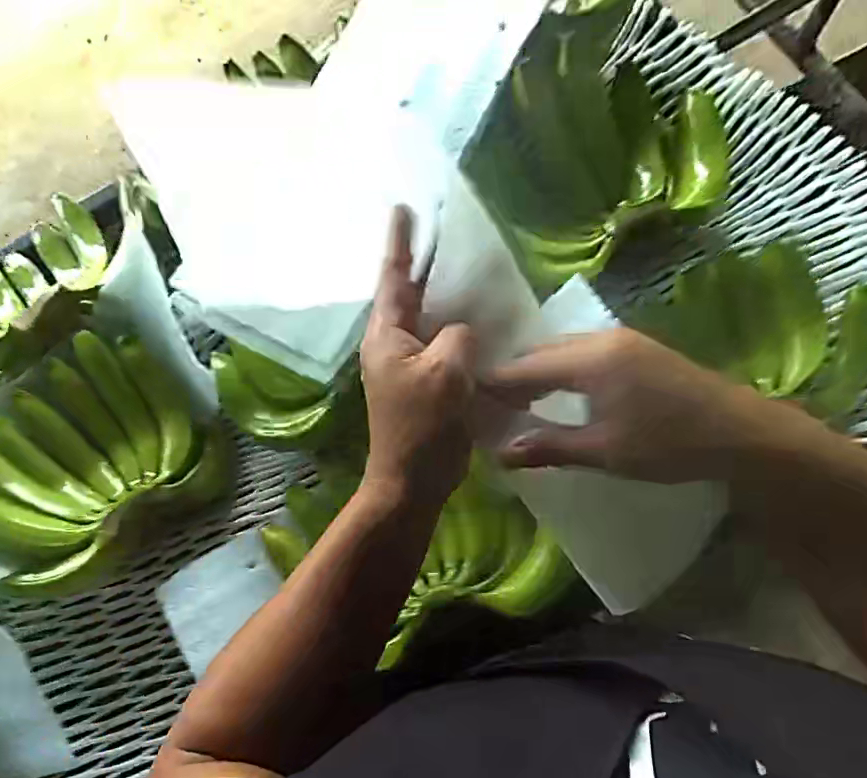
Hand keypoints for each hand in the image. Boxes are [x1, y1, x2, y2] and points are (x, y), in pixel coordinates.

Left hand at [357, 206, 475, 506]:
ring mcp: (408, 367)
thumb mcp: (446, 371)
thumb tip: (463, 332)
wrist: (413, 478)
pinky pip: (443, 345)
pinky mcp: (426, 385)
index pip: (392, 278)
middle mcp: (392, 346)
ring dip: (444, 295)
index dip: (399, 243)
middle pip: (409, 294)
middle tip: (441, 229)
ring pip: (428, 319)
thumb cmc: (423, 425)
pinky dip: (458, 328)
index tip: (401, 208)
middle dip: (423, 263)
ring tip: (465, 266)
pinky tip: (480, 317)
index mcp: (386, 336)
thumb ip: (459, 335)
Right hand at [482, 328, 821, 482]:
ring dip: (535, 373)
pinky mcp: (637, 351)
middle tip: (485, 406)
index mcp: (589, 360)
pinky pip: (581, 354)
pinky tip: (553, 394)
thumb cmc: (668, 444)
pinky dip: (558, 371)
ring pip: (561, 351)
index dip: (491, 384)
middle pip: (540, 352)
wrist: (743, 434)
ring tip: (514, 403)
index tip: (464, 401)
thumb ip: (547, 447)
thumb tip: (499, 453)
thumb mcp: (602, 451)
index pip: (523, 367)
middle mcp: (602, 340)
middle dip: (510, 377)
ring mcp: (623, 341)